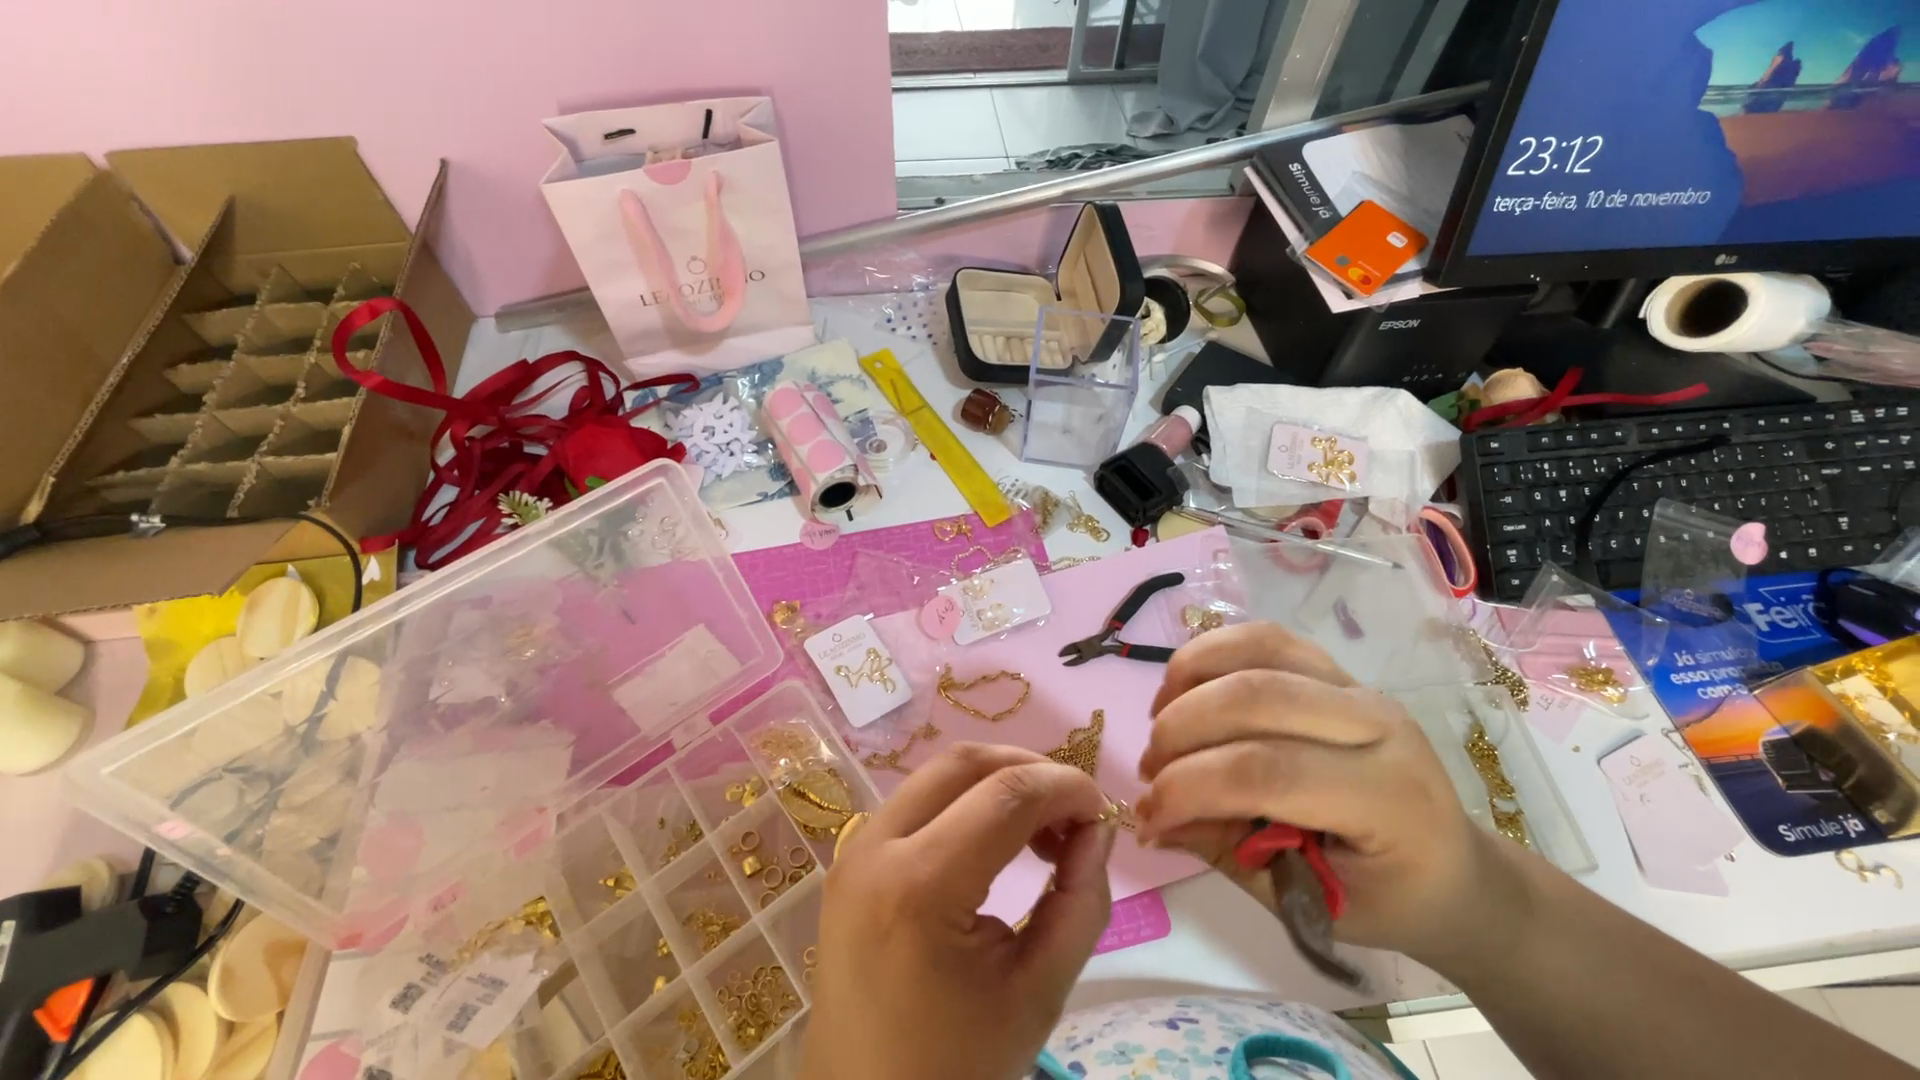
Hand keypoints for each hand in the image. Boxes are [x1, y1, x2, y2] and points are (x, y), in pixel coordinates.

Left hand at [800, 743, 1118, 1079]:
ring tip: (1042, 831)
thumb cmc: (956, 1065)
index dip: (1066, 788)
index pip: (1006, 795)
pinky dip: (964, 802)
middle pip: (964, 763)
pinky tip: (995, 840)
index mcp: (919, 887)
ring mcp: (852, 852)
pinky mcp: (848, 862)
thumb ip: (1080, 901)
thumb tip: (1095, 829)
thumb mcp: (1038, 993)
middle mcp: (874, 850)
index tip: (1105, 814)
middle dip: (1031, 771)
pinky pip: (914, 803)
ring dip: (997, 782)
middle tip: (1075, 814)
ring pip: (935, 775)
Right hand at [1134, 623, 1523, 965]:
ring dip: (1188, 680)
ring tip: (1158, 723)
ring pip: (1259, 650)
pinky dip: (1211, 653)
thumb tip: (1149, 819)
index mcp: (1387, 798)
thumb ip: (1227, 852)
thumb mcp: (1308, 905)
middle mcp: (1378, 725)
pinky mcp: (1339, 671)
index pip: (1266, 772)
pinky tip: (1184, 690)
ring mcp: (1360, 687)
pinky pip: (1266, 638)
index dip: (1189, 789)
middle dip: (1179, 732)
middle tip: (1149, 773)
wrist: (1452, 871)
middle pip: (1255, 697)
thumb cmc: (1387, 901)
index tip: (1148, 818)